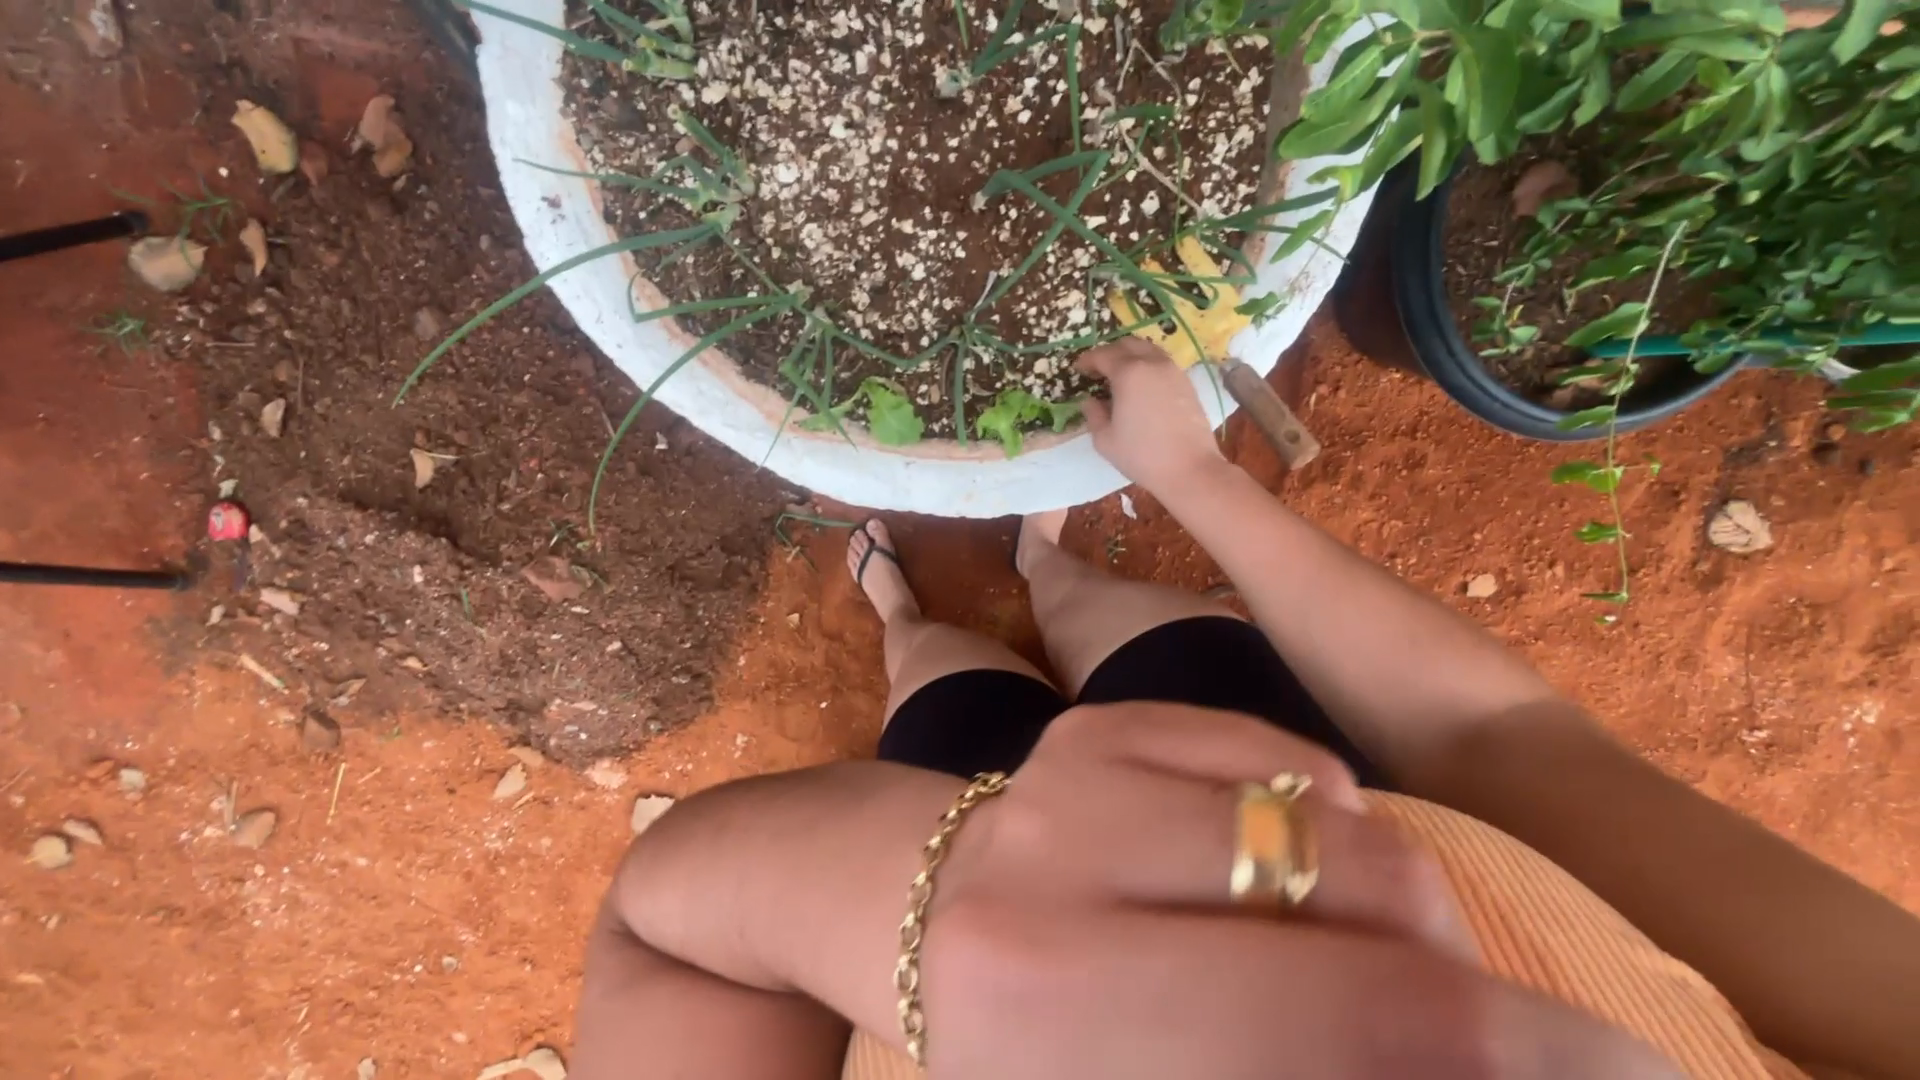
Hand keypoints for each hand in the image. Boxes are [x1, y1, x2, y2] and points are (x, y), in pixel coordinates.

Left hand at [912, 703, 1680, 1078]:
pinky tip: (1274, 874)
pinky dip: (1323, 825)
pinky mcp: (1095, 718)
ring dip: (1398, 902)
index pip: (1327, 1022)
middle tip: (1509, 1033)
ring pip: (1337, 818)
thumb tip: (1458, 1045)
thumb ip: (1305, 1062)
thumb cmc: (1030, 1045)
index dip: (1506, 1053)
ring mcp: (1072, 771)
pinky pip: (1285, 760)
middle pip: (1359, 899)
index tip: (1628, 1074)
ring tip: (1361, 956)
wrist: (929, 917)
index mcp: (1048, 1012)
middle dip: (1474, 980)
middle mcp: (1052, 875)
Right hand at [1077, 339, 1225, 492]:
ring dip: (1131, 356)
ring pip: (1149, 350)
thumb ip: (1093, 415)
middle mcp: (1152, 364)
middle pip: (1128, 344)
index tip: (1078, 369)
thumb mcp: (1105, 439)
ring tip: (1120, 376)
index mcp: (1129, 373)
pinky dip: (1147, 366)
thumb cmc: (1141, 455)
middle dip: (1110, 352)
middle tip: (1098, 369)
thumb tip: (1089, 401)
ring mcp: (1173, 372)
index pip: (1103, 355)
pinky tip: (1141, 387)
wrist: (1189, 468)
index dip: (1087, 359)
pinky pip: (1162, 364)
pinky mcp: (1187, 384)